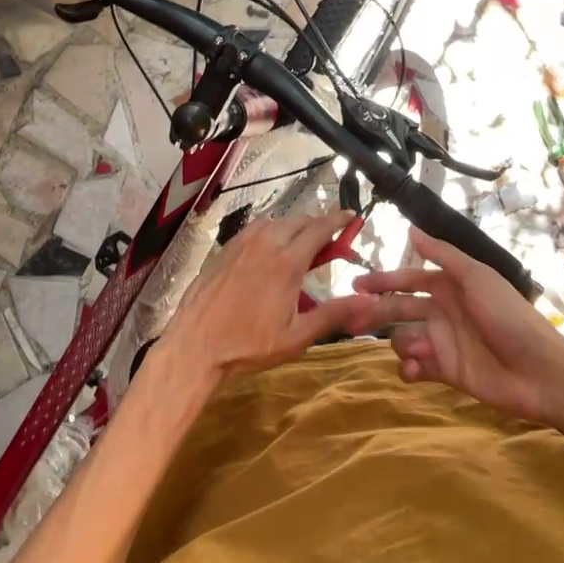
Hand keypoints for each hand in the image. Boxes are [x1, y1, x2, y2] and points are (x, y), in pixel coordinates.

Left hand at [158, 211, 397, 381]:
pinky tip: (269, 253)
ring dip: (293, 229)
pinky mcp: (225, 248)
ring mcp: (242, 243)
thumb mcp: (297, 337)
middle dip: (318, 226)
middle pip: (299, 221)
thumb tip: (368, 302)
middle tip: (328, 244)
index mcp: (288, 261)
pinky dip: (270, 233)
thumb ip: (334, 314)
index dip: (339, 220)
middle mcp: (266, 242)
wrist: (195, 346)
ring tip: (300, 248)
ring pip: (276, 222)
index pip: (320, 228)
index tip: (351, 216)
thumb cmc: (249, 346)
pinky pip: (254, 230)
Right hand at [353, 227, 563, 425]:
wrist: (538, 370)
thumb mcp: (476, 277)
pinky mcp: (446, 372)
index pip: (408, 279)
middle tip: (353, 322)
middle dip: (377, 314)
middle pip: (399, 309)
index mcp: (449, 286)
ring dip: (402, 343)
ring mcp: (443, 343)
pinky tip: (416, 370)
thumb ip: (442, 254)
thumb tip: (410, 229)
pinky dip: (409, 369)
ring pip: (404, 338)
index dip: (383, 281)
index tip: (355, 286)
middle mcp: (442, 311)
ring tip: (418, 350)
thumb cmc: (508, 316)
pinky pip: (416, 368)